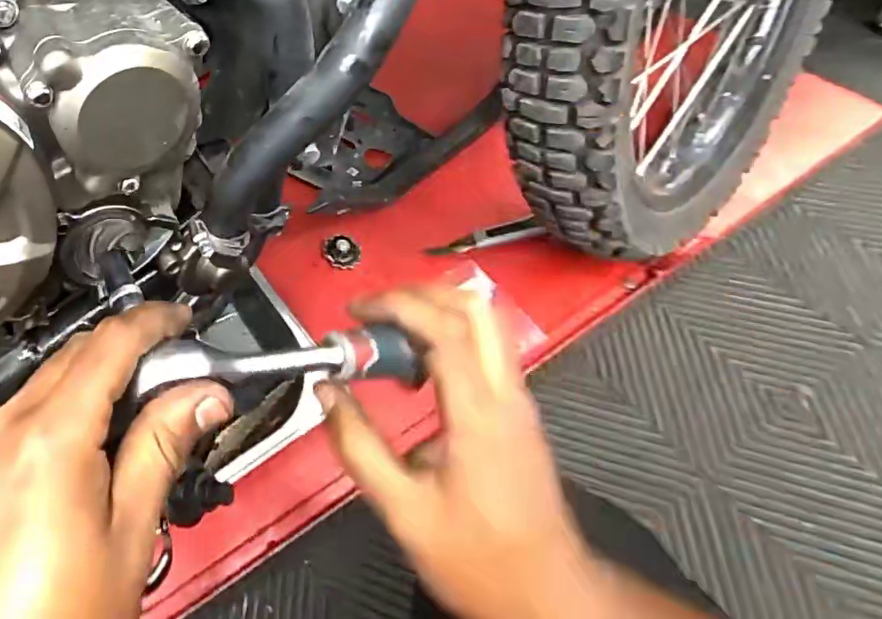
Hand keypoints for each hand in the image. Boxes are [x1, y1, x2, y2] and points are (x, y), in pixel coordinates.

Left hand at [0, 303, 233, 618]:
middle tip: (167, 376)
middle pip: (74, 355)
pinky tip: (66, 453)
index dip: (152, 322)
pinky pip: (5, 415)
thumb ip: (161, 450)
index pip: (110, 343)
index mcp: (48, 437)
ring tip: (121, 423)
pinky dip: (43, 414)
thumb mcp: (127, 540)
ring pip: (40, 383)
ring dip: (84, 384)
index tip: (178, 321)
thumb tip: (201, 397)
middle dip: (124, 352)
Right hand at [319, 284, 612, 618]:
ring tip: (388, 338)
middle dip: (417, 292)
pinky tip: (413, 368)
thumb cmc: (484, 563)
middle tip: (375, 313)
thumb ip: (358, 446)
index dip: (396, 305)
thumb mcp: (405, 512)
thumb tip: (327, 393)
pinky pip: (481, 347)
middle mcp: (507, 398)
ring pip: (481, 321)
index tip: (357, 312)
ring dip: (429, 311)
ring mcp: (517, 401)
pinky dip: (442, 336)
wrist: (554, 601)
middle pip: (473, 306)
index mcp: (480, 417)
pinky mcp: (516, 411)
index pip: (445, 328)